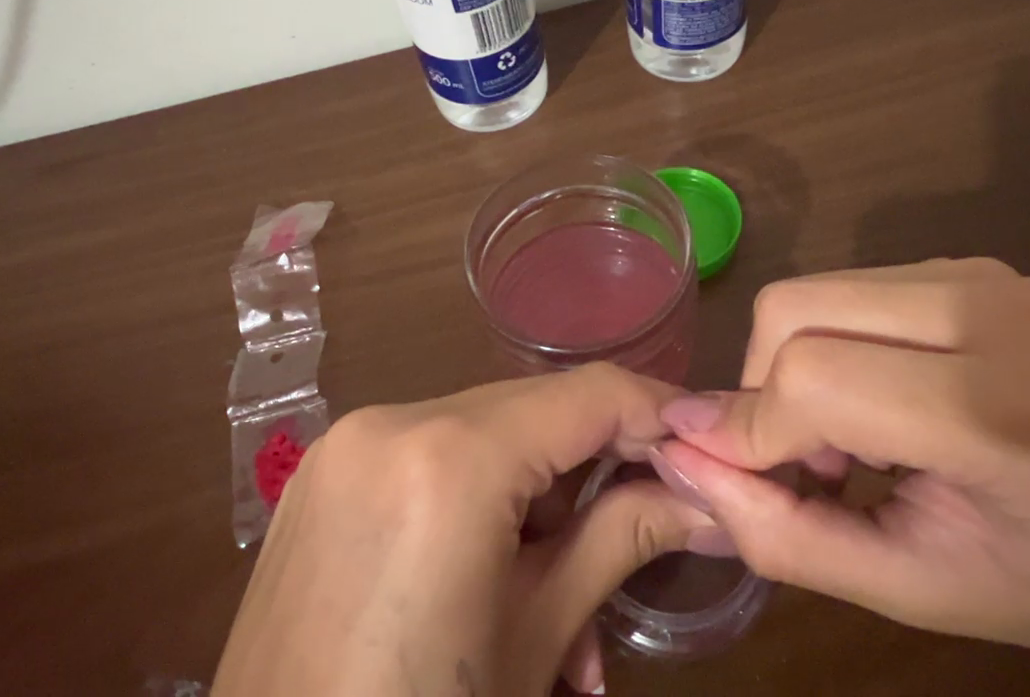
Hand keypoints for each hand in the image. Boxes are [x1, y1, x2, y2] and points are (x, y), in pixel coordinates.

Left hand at [213, 363, 723, 696]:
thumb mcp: (536, 636)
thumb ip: (622, 540)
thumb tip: (707, 498)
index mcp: (450, 458)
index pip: (587, 394)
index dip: (657, 411)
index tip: (706, 444)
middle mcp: (391, 422)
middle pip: (531, 408)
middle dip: (598, 456)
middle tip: (655, 511)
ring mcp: (346, 445)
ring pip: (480, 431)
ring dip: (538, 487)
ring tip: (566, 581)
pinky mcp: (322, 475)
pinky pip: (427, 455)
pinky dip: (477, 491)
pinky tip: (494, 564)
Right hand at [651, 259, 1029, 653]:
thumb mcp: (919, 593)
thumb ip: (787, 535)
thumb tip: (683, 456)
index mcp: (1006, 415)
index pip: (816, 379)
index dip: (749, 428)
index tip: (721, 474)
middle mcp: (999, 313)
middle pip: (797, 309)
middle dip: (762, 386)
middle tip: (802, 463)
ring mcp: (992, 273)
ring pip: (816, 290)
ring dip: (793, 362)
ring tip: (846, 435)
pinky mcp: (977, 261)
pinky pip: (853, 286)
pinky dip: (832, 340)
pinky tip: (878, 395)